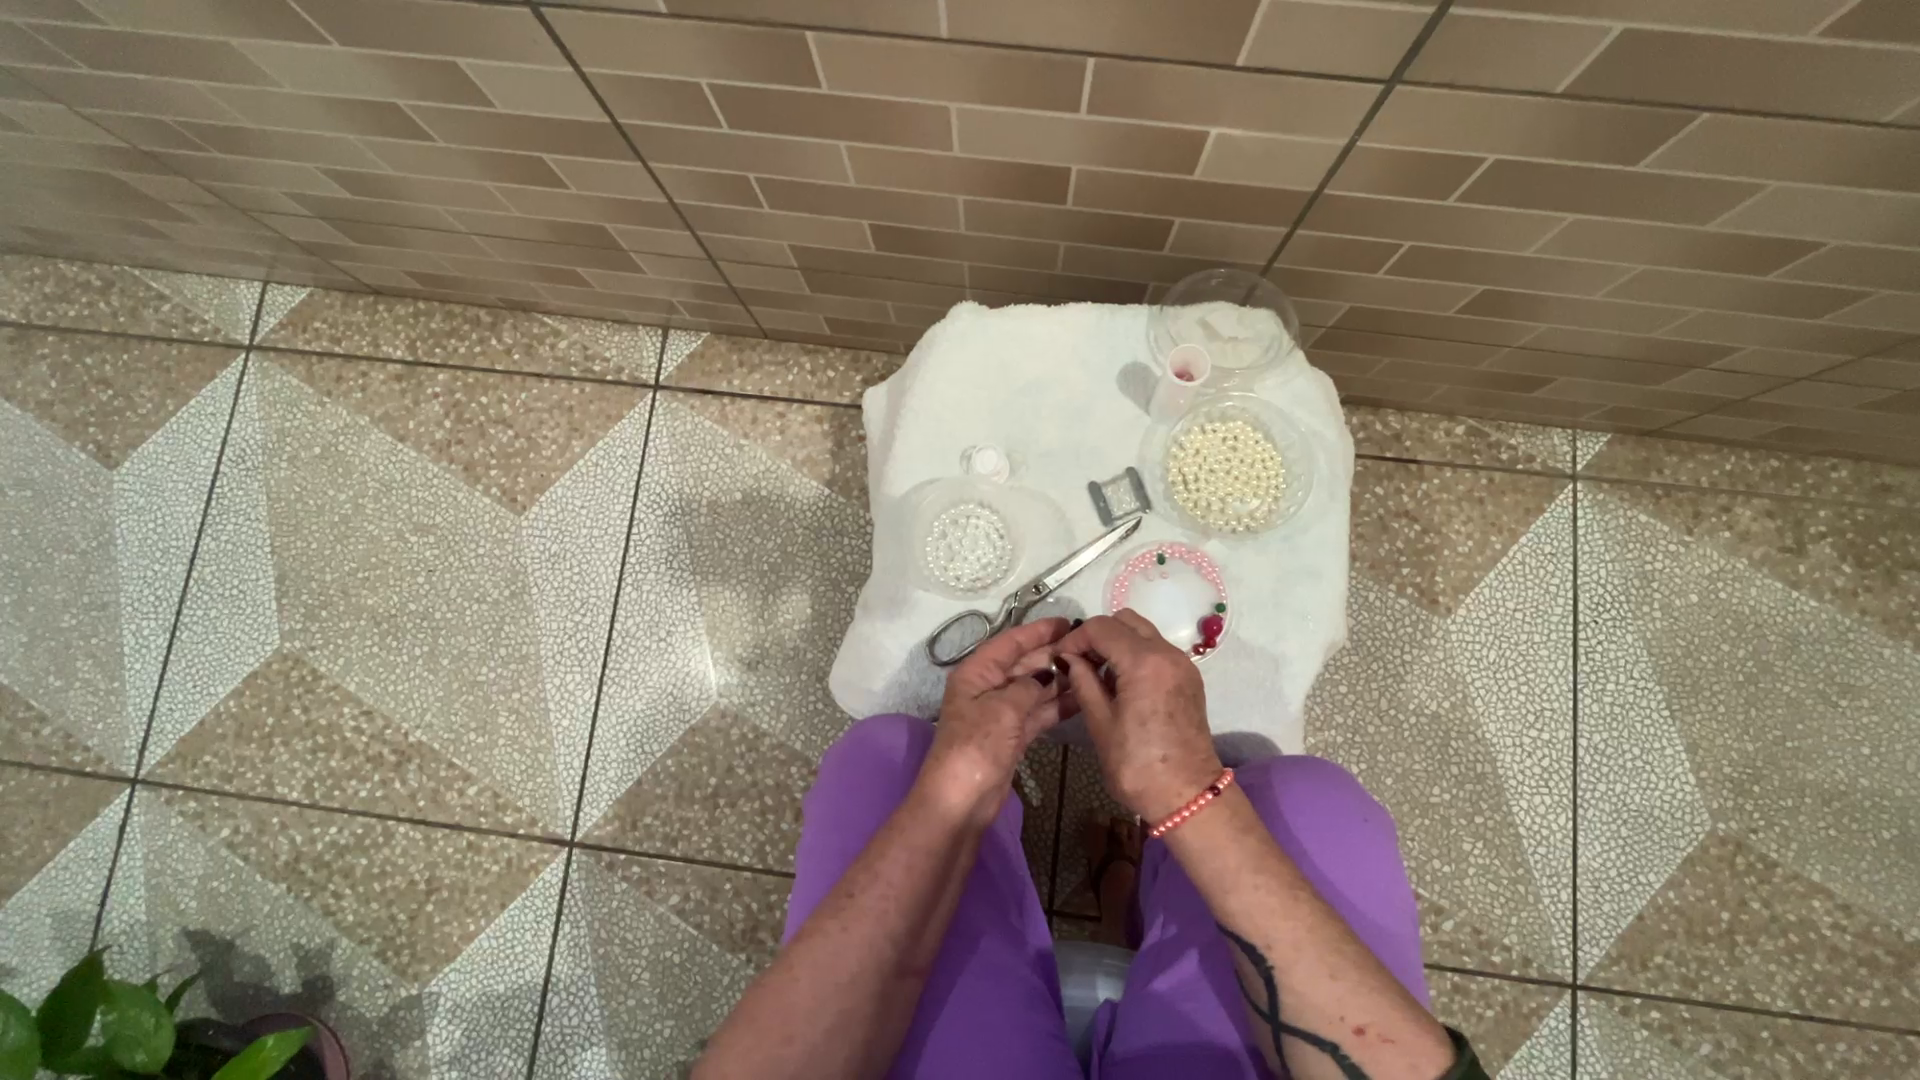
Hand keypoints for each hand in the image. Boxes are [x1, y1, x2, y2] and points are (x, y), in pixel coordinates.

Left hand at [920, 617, 1072, 827]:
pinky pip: (1038, 712)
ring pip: (1034, 689)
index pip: (1009, 643)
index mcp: (976, 673)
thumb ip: (1028, 686)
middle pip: (1023, 664)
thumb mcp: (1003, 709)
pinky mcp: (1012, 737)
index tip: (1066, 622)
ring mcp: (1000, 714)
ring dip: (1059, 680)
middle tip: (1089, 647)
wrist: (961, 801)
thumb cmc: (976, 746)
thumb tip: (1046, 674)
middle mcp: (987, 688)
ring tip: (1094, 668)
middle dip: (1052, 655)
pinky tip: (1082, 698)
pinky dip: (1057, 706)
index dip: (1037, 631)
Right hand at [1055, 612, 1222, 822]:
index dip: (1075, 638)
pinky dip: (1135, 655)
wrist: (1188, 796)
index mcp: (1144, 662)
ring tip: (1096, 674)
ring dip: (1117, 644)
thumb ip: (1082, 681)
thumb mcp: (1100, 722)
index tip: (1059, 658)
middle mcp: (1168, 653)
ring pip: (1143, 633)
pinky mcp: (1189, 678)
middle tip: (1078, 662)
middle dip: (1097, 635)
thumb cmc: (1137, 765)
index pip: (1101, 628)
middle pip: (1125, 621)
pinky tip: (1120, 684)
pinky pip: (1157, 651)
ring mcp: (1182, 664)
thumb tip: (1069, 659)